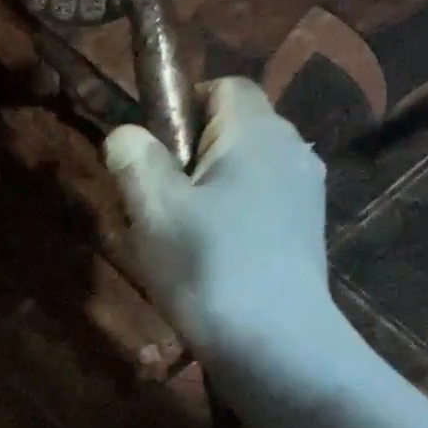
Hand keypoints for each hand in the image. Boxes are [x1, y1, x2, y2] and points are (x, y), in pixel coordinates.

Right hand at [105, 78, 348, 366]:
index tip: (145, 152)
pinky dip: (226, 218)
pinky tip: (203, 258)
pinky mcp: (301, 231)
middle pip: (232, 131)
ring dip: (204, 192)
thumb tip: (124, 133)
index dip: (180, 107)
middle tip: (147, 204)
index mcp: (256, 132)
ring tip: (172, 237)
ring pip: (241, 172)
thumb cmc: (206, 265)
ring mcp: (302, 192)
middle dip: (187, 156)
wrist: (269, 338)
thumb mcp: (153, 212)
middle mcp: (290, 149)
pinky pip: (255, 204)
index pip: (223, 88)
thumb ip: (136, 163)